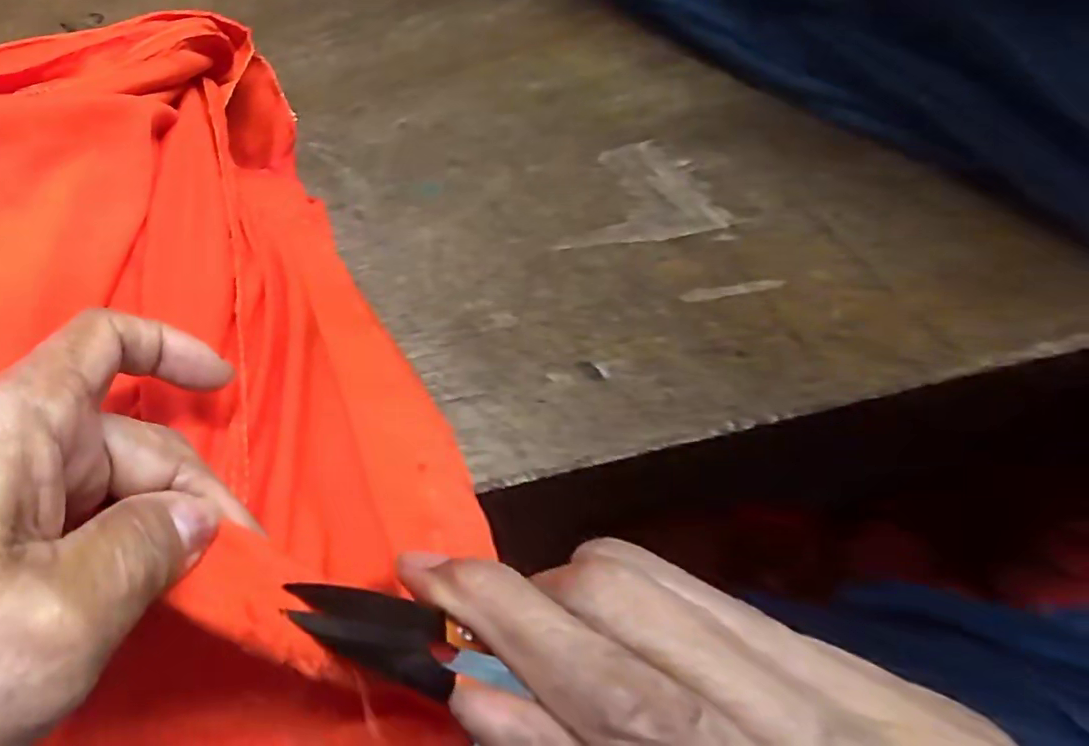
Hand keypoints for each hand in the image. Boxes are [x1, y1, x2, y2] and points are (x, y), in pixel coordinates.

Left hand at [0, 310, 260, 745]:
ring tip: (205, 591)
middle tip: (243, 567)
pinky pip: (82, 525)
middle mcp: (17, 439)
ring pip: (109, 488)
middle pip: (126, 435)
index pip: (103, 341)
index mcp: (25, 419)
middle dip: (188, 489)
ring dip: (161, 530)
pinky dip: (126, 549)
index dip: (168, 346)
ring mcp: (7, 489)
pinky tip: (151, 595)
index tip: (224, 382)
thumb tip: (198, 518)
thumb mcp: (63, 611)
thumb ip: (144, 552)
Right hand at [397, 540, 1011, 744]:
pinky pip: (706, 590)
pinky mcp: (884, 677)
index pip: (618, 696)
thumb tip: (472, 696)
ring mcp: (875, 699)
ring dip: (563, 587)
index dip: (505, 627)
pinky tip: (623, 636)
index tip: (419, 582)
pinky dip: (634, 600)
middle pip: (622, 600)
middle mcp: (828, 735)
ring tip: (539, 621)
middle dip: (515, 590)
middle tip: (446, 582)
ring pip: (652, 573)